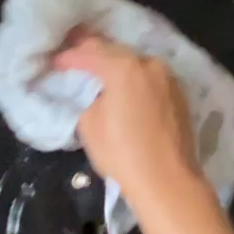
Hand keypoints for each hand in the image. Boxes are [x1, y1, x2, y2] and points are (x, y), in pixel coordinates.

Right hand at [54, 34, 205, 205]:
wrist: (167, 181)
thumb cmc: (122, 152)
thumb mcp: (89, 124)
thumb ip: (87, 98)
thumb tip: (92, 92)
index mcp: (124, 68)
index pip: (89, 54)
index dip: (69, 57)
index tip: (55, 62)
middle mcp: (149, 64)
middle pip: (114, 51)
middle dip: (92, 52)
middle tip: (72, 54)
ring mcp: (168, 78)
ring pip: (134, 63)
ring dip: (114, 63)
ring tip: (96, 67)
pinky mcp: (178, 94)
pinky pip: (148, 77)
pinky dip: (133, 77)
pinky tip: (123, 86)